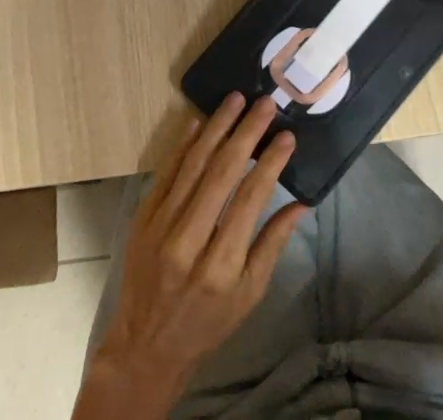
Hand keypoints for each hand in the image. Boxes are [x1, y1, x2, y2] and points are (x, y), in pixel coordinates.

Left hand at [77, 94, 305, 417]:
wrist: (147, 342)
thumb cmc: (208, 323)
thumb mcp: (249, 295)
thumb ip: (272, 245)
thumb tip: (300, 203)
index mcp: (221, 265)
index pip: (250, 200)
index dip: (270, 164)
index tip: (287, 137)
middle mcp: (188, 240)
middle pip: (220, 173)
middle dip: (245, 134)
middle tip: (265, 104)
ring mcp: (159, 226)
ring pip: (191, 166)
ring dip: (215, 129)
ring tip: (234, 100)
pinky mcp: (141, 218)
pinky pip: (165, 174)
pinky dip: (181, 146)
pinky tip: (197, 123)